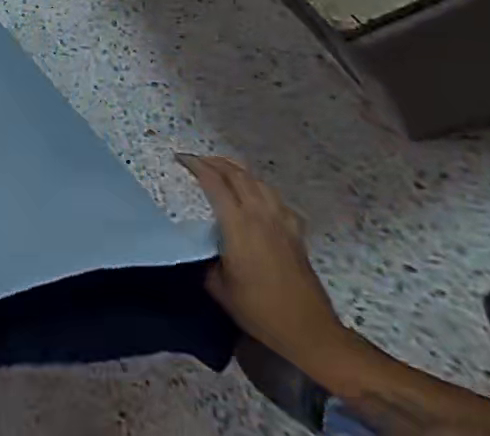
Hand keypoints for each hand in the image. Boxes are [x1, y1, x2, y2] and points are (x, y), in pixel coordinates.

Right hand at [177, 154, 358, 376]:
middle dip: (214, 162)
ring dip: (237, 170)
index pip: (214, 182)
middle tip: (196, 161)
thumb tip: (196, 243)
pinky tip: (255, 194)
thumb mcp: (218, 287)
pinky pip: (274, 197)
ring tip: (221, 169)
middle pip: (237, 174)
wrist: (310, 330)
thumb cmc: (260, 310)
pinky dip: (259, 186)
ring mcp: (281, 221)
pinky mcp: (295, 231)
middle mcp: (260, 215)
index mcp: (238, 225)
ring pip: (258, 181)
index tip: (180, 158)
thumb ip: (204, 257)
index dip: (196, 165)